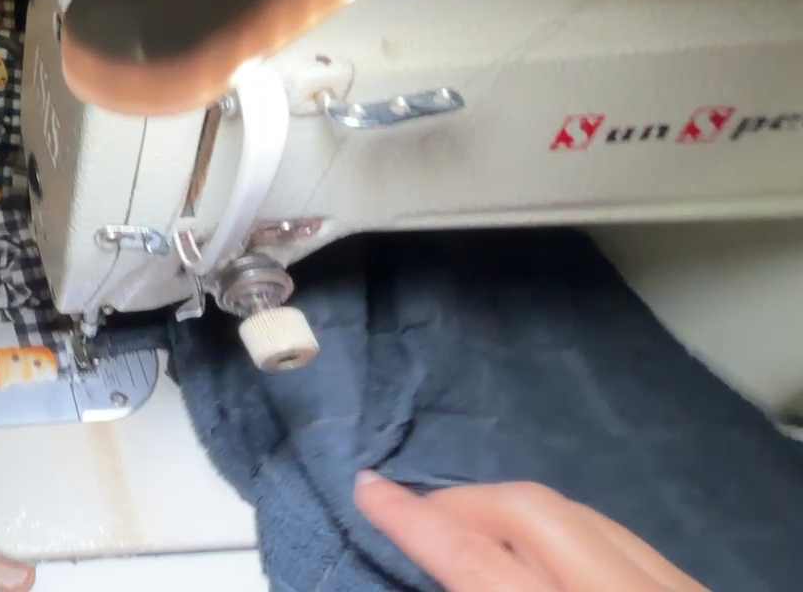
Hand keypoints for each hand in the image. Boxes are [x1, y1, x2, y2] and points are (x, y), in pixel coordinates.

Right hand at [355, 471, 705, 590]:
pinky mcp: (701, 590)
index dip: (412, 518)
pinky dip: (569, 533)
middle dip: (462, 503)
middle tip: (417, 516)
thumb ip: (473, 583)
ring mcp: (679, 591)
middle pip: (532, 510)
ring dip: (512, 512)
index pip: (475, 556)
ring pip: (582, 514)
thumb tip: (422, 550)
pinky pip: (621, 538)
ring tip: (476, 533)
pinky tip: (548, 554)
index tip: (365, 485)